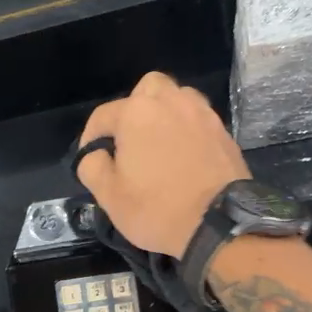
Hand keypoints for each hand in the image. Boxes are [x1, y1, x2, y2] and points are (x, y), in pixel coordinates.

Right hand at [74, 71, 252, 257]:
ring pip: (176, 98)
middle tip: (130, 141)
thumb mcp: (110, 197)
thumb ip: (92, 167)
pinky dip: (186, 129)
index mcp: (136, 113)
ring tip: (159, 144)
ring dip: (163, 114)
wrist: (217, 222)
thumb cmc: (156, 210)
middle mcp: (169, 101)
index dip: (91, 137)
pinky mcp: (222, 130)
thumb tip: (94, 154)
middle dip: (133, 109)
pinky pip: (197, 119)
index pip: (103, 116)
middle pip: (146, 90)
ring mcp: (200, 113)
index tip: (90, 158)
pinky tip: (183, 154)